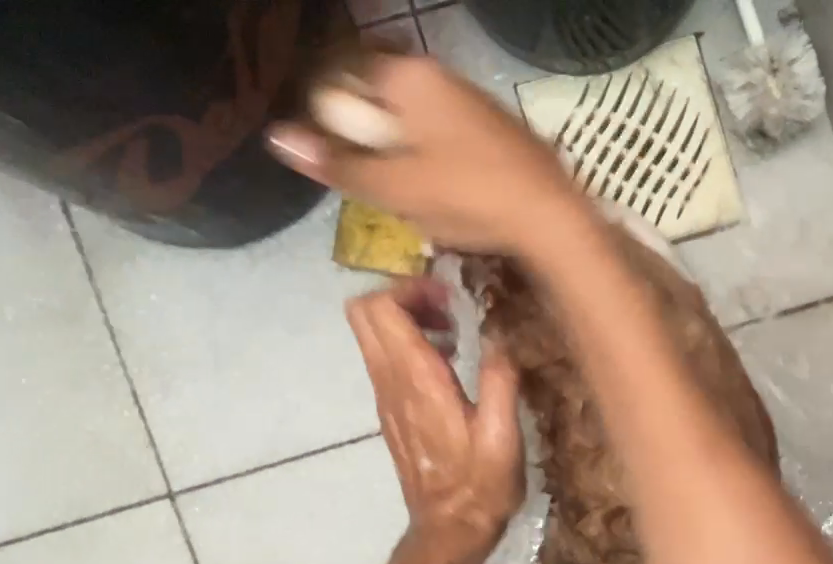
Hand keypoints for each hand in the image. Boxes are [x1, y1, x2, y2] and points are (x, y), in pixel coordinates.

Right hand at [267, 56, 587, 254]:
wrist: (553, 219)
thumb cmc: (468, 198)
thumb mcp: (395, 188)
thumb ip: (338, 163)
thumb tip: (280, 137)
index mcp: (408, 76)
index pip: (342, 79)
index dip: (333, 123)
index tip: (343, 165)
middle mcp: (442, 76)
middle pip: (383, 106)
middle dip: (376, 148)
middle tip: (386, 192)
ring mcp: (476, 102)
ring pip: (420, 127)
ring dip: (410, 163)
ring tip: (424, 205)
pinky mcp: (501, 132)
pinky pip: (454, 144)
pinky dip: (444, 169)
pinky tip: (458, 204)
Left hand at [347, 280, 524, 559]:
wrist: (449, 530)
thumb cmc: (481, 486)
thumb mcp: (503, 435)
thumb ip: (500, 379)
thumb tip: (498, 337)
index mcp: (417, 380)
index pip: (381, 308)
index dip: (411, 288)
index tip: (451, 298)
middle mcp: (391, 383)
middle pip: (364, 313)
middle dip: (403, 296)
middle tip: (449, 309)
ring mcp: (386, 399)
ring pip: (372, 335)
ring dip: (407, 321)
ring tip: (455, 336)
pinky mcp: (392, 413)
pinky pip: (385, 361)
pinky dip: (410, 347)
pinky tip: (451, 367)